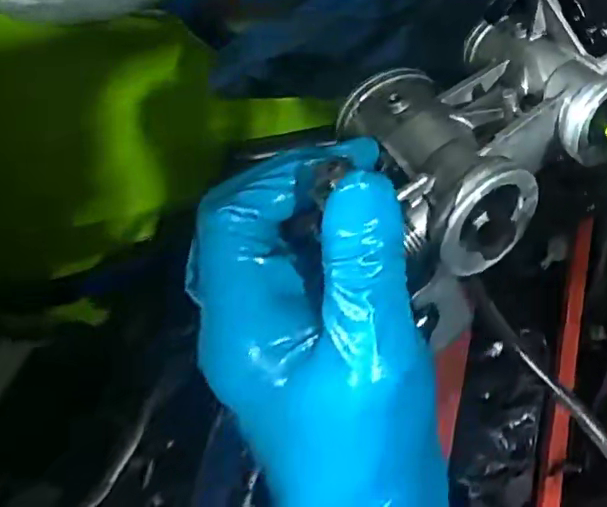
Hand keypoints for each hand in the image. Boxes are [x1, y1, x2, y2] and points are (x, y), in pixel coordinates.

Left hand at [188, 139, 445, 506]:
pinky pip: (301, 260)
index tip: (352, 164)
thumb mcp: (372, 347)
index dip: (284, 174)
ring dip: (321, 205)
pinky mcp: (296, 329)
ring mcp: (268, 323)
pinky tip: (376, 236)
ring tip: (375, 195)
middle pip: (245, 218)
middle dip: (303, 181)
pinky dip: (334, 233)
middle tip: (366, 173)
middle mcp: (242, 313)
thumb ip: (363, 263)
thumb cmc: (367, 442)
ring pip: (273, 234)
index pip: (231, 213)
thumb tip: (360, 180)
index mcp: (242, 317)